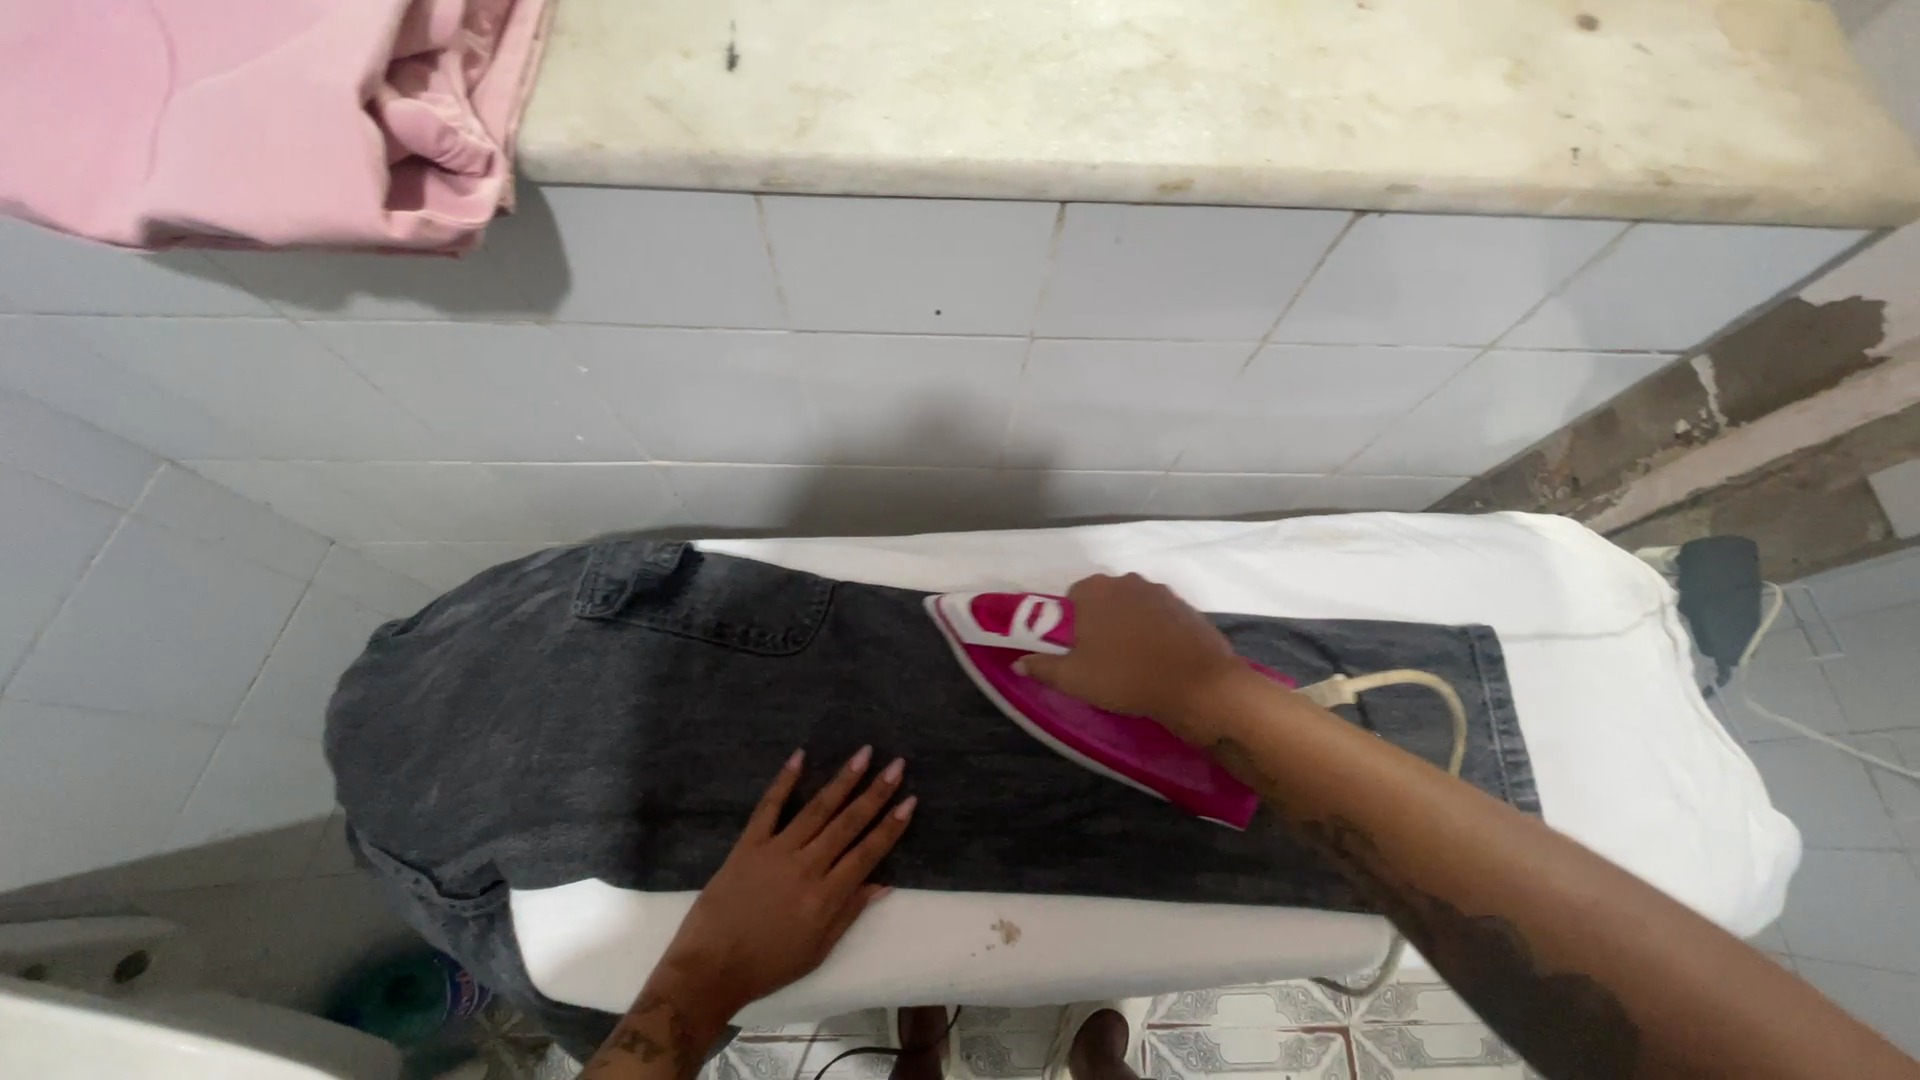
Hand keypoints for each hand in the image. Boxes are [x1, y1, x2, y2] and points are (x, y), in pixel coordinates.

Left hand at [653, 746, 914, 1017]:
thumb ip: (849, 913)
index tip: (910, 800)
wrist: (708, 969)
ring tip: (863, 754)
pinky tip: (799, 756)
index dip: (891, 827)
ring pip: (816, 809)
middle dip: (875, 793)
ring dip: (842, 780)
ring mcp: (775, 852)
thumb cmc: (767, 966)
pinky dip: (784, 781)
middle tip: (897, 765)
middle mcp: (805, 868)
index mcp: (825, 897)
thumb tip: (883, 883)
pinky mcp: (747, 845)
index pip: (866, 854)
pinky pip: (768, 808)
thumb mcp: (817, 951)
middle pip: (847, 824)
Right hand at [1014, 573, 1246, 738]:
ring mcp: (1161, 592)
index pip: (1071, 599)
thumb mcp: (1074, 679)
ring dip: (1129, 627)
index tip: (1077, 651)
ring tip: (1133, 662)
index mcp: (1094, 591)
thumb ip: (1042, 667)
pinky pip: (1161, 618)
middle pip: (1104, 600)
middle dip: (1100, 623)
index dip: (1071, 626)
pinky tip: (1159, 661)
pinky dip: (1156, 633)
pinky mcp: (1187, 608)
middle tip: (1102, 659)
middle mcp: (1127, 582)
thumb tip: (1018, 663)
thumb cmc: (1124, 676)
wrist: (1197, 684)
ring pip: (1133, 608)